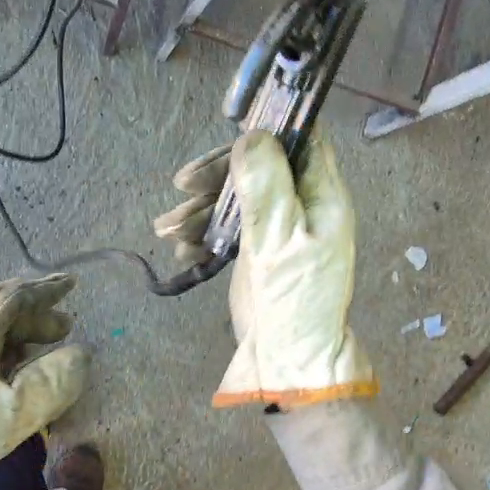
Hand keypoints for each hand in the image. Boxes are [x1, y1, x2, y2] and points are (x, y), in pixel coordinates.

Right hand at [155, 132, 374, 407]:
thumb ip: (267, 184)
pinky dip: (202, 236)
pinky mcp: (256, 251)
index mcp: (321, 196)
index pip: (300, 140)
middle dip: (216, 175)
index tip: (227, 132)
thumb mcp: (279, 238)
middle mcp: (302, 206)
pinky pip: (227, 228)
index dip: (266, 129)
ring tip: (167, 231)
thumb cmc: (292, 299)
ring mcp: (278, 230)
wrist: (286, 359)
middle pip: (257, 168)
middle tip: (180, 187)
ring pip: (235, 199)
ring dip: (199, 210)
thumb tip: (253, 135)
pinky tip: (182, 253)